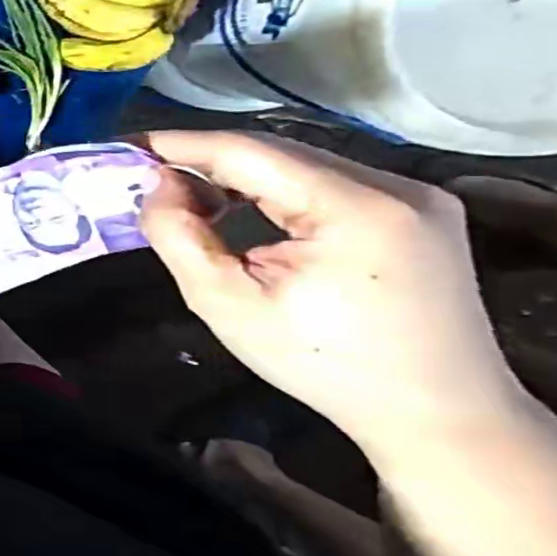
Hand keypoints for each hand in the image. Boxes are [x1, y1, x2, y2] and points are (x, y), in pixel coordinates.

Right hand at [138, 130, 525, 449]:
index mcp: (355, 207)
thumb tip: (156, 186)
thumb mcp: (224, 302)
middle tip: (139, 175)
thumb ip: (179, 236)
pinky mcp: (414, 213)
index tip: (122, 148)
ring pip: (297, 165)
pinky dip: (267, 188)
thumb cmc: (321, 361)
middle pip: (274, 152)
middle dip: (200, 159)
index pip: (246, 151)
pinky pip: (321, 182)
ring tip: (179, 196)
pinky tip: (235, 208)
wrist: (434, 411)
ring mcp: (414, 198)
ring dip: (232, 174)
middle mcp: (395, 187)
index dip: (176, 144)